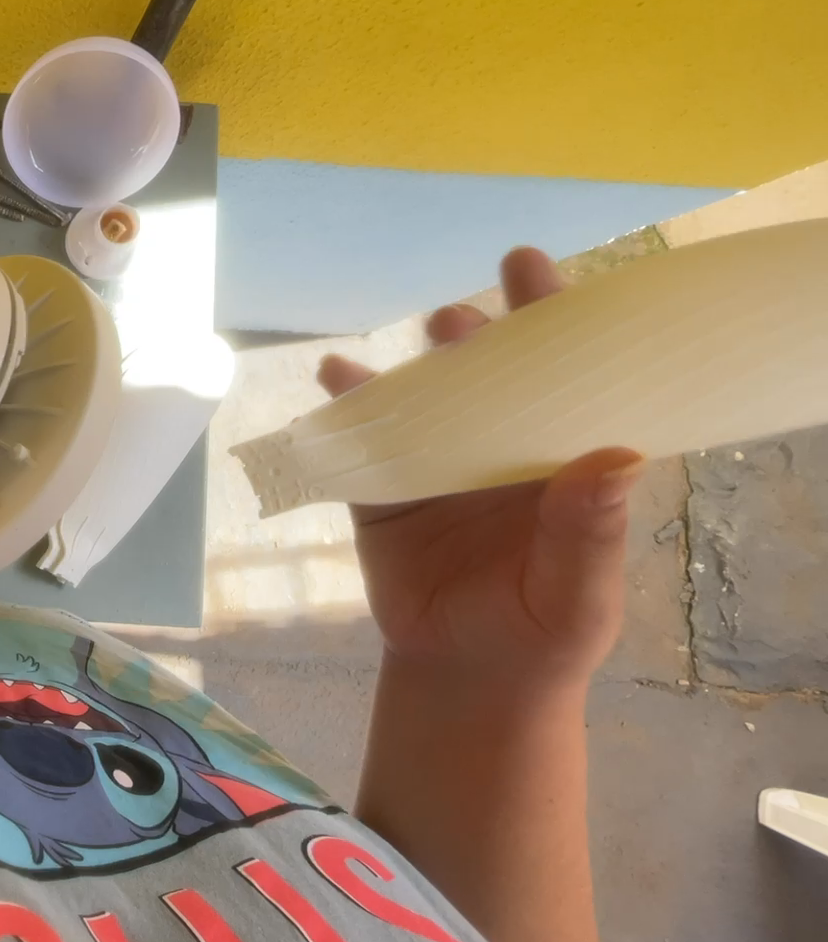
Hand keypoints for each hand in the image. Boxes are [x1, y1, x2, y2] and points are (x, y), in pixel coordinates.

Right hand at [320, 247, 643, 690]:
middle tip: (452, 320)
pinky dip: (336, 424)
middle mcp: (493, 456)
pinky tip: (324, 395)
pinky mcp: (379, 499)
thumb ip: (590, 530)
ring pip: (413, 410)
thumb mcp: (578, 593)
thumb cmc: (538, 632)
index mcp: (554, 467)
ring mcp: (433, 474)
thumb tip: (616, 454)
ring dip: (393, 379)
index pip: (561, 381)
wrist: (460, 671)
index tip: (530, 270)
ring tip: (363, 361)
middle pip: (481, 382)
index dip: (553, 324)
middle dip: (468, 342)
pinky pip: (356, 455)